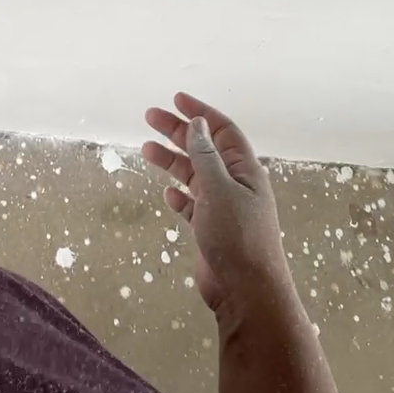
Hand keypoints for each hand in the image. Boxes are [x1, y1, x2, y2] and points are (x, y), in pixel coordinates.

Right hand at [143, 93, 296, 320]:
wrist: (247, 293)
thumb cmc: (237, 236)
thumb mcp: (219, 189)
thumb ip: (205, 155)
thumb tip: (197, 123)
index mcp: (245, 171)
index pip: (223, 131)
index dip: (201, 113)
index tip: (177, 99)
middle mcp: (235, 185)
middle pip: (204, 149)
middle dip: (178, 132)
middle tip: (150, 117)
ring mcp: (223, 209)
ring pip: (194, 175)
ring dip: (172, 161)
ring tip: (146, 149)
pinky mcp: (211, 231)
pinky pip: (192, 205)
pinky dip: (179, 196)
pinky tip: (167, 193)